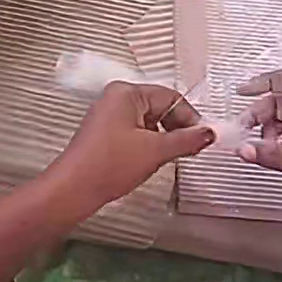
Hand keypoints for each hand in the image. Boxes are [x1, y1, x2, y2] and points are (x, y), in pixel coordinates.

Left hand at [43, 82, 213, 210]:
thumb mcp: (155, 151)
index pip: (171, 97)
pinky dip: (149, 143)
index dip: (191, 118)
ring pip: (149, 121)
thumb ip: (186, 140)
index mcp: (126, 93)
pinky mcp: (105, 133)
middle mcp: (116, 98)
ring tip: (171, 156)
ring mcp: (108, 115)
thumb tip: (207, 133)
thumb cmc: (106, 165)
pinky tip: (152, 159)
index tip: (203, 138)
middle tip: (190, 148)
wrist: (74, 189)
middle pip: (160, 107)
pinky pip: (136, 131)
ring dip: (164, 138)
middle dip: (178, 128)